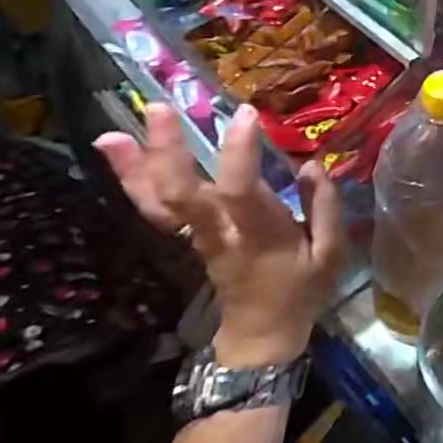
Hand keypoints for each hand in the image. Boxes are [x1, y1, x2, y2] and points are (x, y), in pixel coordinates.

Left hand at [96, 103, 345, 366]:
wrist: (262, 333)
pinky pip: (155, 208)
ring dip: (134, 166)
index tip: (247, 114)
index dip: (239, 153)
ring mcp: (196, 236)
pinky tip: (119, 150)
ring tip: (112, 132)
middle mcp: (218, 232)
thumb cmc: (302, 291)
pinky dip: (133, 179)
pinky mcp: (186, 237)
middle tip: (161, 109)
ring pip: (157, 202)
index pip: (240, 192)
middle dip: (168, 152)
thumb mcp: (330, 255)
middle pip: (182, 195)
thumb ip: (323, 208)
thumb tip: (311, 165)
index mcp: (257, 236)